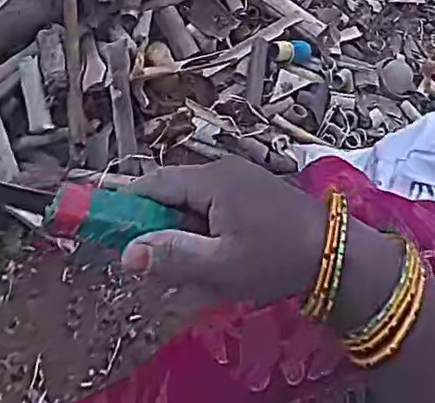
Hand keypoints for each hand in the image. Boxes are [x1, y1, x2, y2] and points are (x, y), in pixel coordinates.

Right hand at [119, 158, 326, 304]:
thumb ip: (173, 255)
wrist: (329, 249)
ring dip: (180, 227)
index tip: (105, 225)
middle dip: (156, 222)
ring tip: (183, 262)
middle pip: (173, 190)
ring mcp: (239, 176)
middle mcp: (222, 169)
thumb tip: (127, 252)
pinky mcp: (250, 189)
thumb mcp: (220, 265)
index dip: (127, 202)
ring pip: (192, 199)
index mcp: (212, 179)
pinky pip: (212, 203)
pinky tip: (209, 254)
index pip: (156, 183)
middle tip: (147, 258)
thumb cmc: (274, 256)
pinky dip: (201, 226)